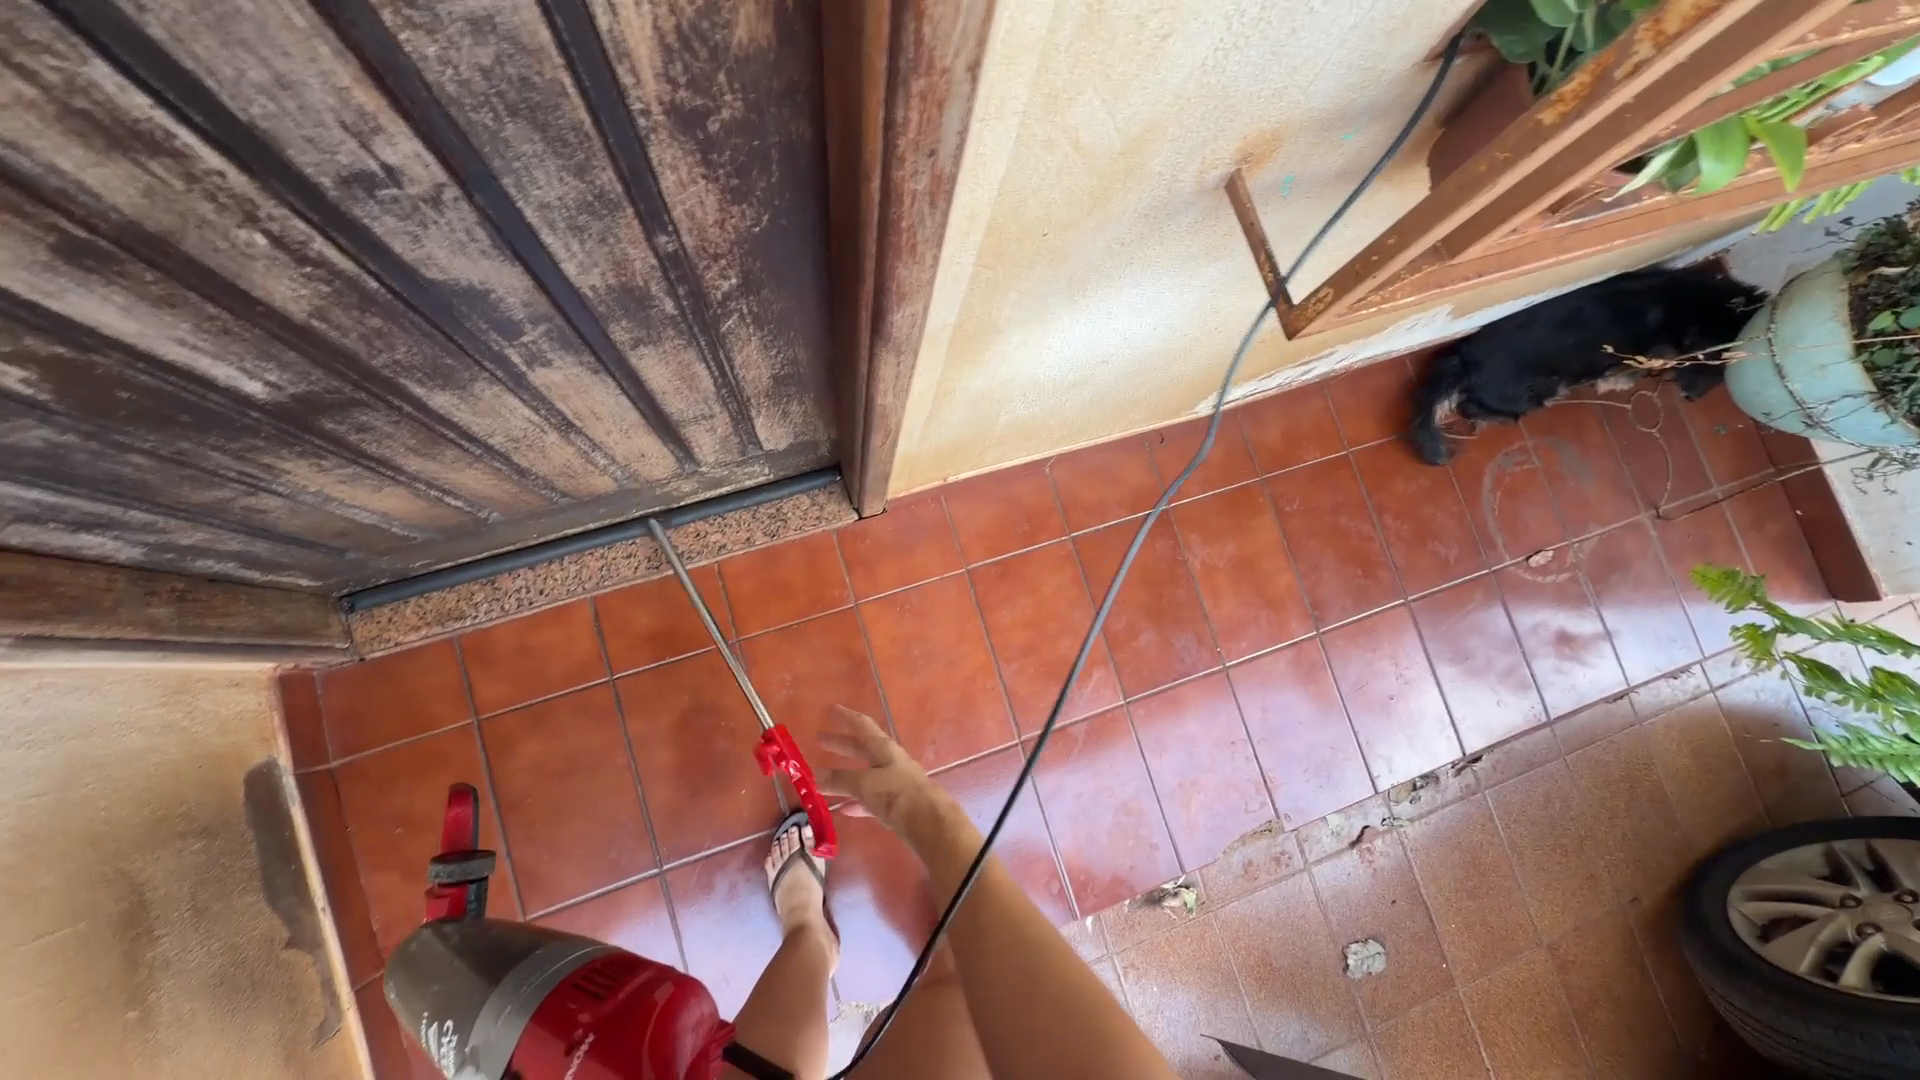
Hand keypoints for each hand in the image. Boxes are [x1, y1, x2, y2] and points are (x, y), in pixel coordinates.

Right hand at [817, 706, 949, 835]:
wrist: (928, 821)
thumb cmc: (897, 794)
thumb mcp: (864, 784)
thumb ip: (840, 779)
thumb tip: (815, 775)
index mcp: (883, 748)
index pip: (862, 725)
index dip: (846, 717)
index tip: (830, 709)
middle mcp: (889, 761)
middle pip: (862, 748)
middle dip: (841, 744)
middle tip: (820, 740)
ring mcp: (894, 782)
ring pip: (865, 773)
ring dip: (845, 773)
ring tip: (823, 776)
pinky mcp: (896, 804)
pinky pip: (871, 798)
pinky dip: (856, 800)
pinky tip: (843, 808)